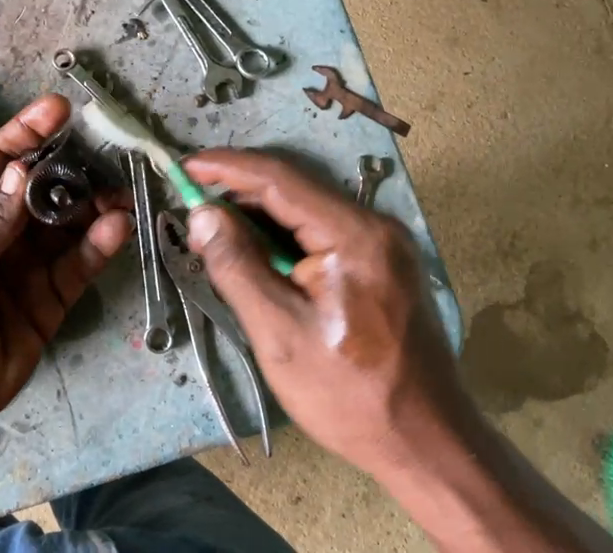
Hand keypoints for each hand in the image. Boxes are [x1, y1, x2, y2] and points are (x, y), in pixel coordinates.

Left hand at [0, 93, 133, 450]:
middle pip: (40, 191)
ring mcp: (25, 268)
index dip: (25, 132)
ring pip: (66, 227)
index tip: (58, 107)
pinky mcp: (47, 302)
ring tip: (121, 193)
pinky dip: (97, 248)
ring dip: (92, 207)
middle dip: (71, 171)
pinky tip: (116, 229)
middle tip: (107, 155)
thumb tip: (22, 169)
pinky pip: (75, 267)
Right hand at [181, 149, 469, 475]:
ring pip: (305, 209)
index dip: (227, 167)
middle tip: (193, 215)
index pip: (279, 179)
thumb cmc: (349, 394)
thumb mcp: (279, 333)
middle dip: (238, 193)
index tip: (184, 166)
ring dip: (258, 216)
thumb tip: (201, 214)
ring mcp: (383, 244)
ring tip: (215, 237)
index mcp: (354, 235)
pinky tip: (256, 256)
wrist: (428, 446)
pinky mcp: (382, 264)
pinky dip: (282, 236)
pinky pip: (321, 231)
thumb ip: (237, 266)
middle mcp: (374, 226)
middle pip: (294, 188)